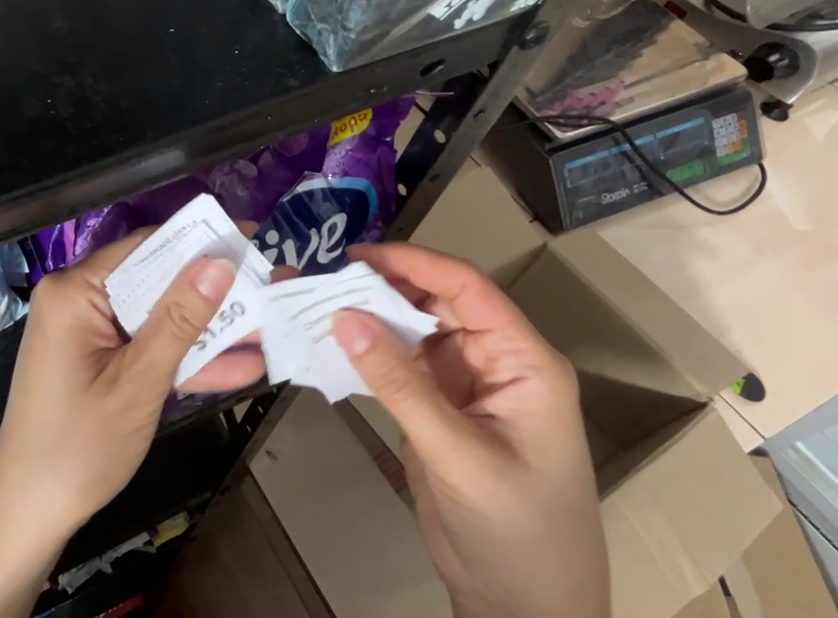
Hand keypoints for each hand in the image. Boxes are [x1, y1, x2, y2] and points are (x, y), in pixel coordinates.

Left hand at [0, 228, 262, 539]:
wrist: (31, 511)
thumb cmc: (79, 445)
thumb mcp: (138, 382)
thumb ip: (180, 320)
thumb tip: (219, 262)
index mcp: (74, 291)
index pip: (145, 248)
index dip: (200, 243)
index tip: (252, 239)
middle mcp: (77, 300)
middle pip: (155, 280)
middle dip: (214, 289)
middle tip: (273, 283)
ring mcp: (88, 332)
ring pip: (157, 317)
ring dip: (209, 328)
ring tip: (273, 320)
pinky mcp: (99, 361)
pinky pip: (147, 347)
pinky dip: (185, 358)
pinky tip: (243, 364)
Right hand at [332, 243, 608, 617]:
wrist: (524, 607)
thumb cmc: (517, 530)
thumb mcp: (458, 454)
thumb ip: (400, 384)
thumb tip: (343, 317)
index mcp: (524, 362)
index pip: (467, 289)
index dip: (413, 263)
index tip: (352, 255)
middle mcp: (495, 362)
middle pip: (435, 303)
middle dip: (381, 286)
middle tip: (319, 278)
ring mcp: (464, 386)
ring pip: (412, 331)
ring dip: (368, 317)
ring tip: (313, 303)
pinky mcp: (438, 410)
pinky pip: (398, 365)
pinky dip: (365, 353)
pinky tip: (328, 344)